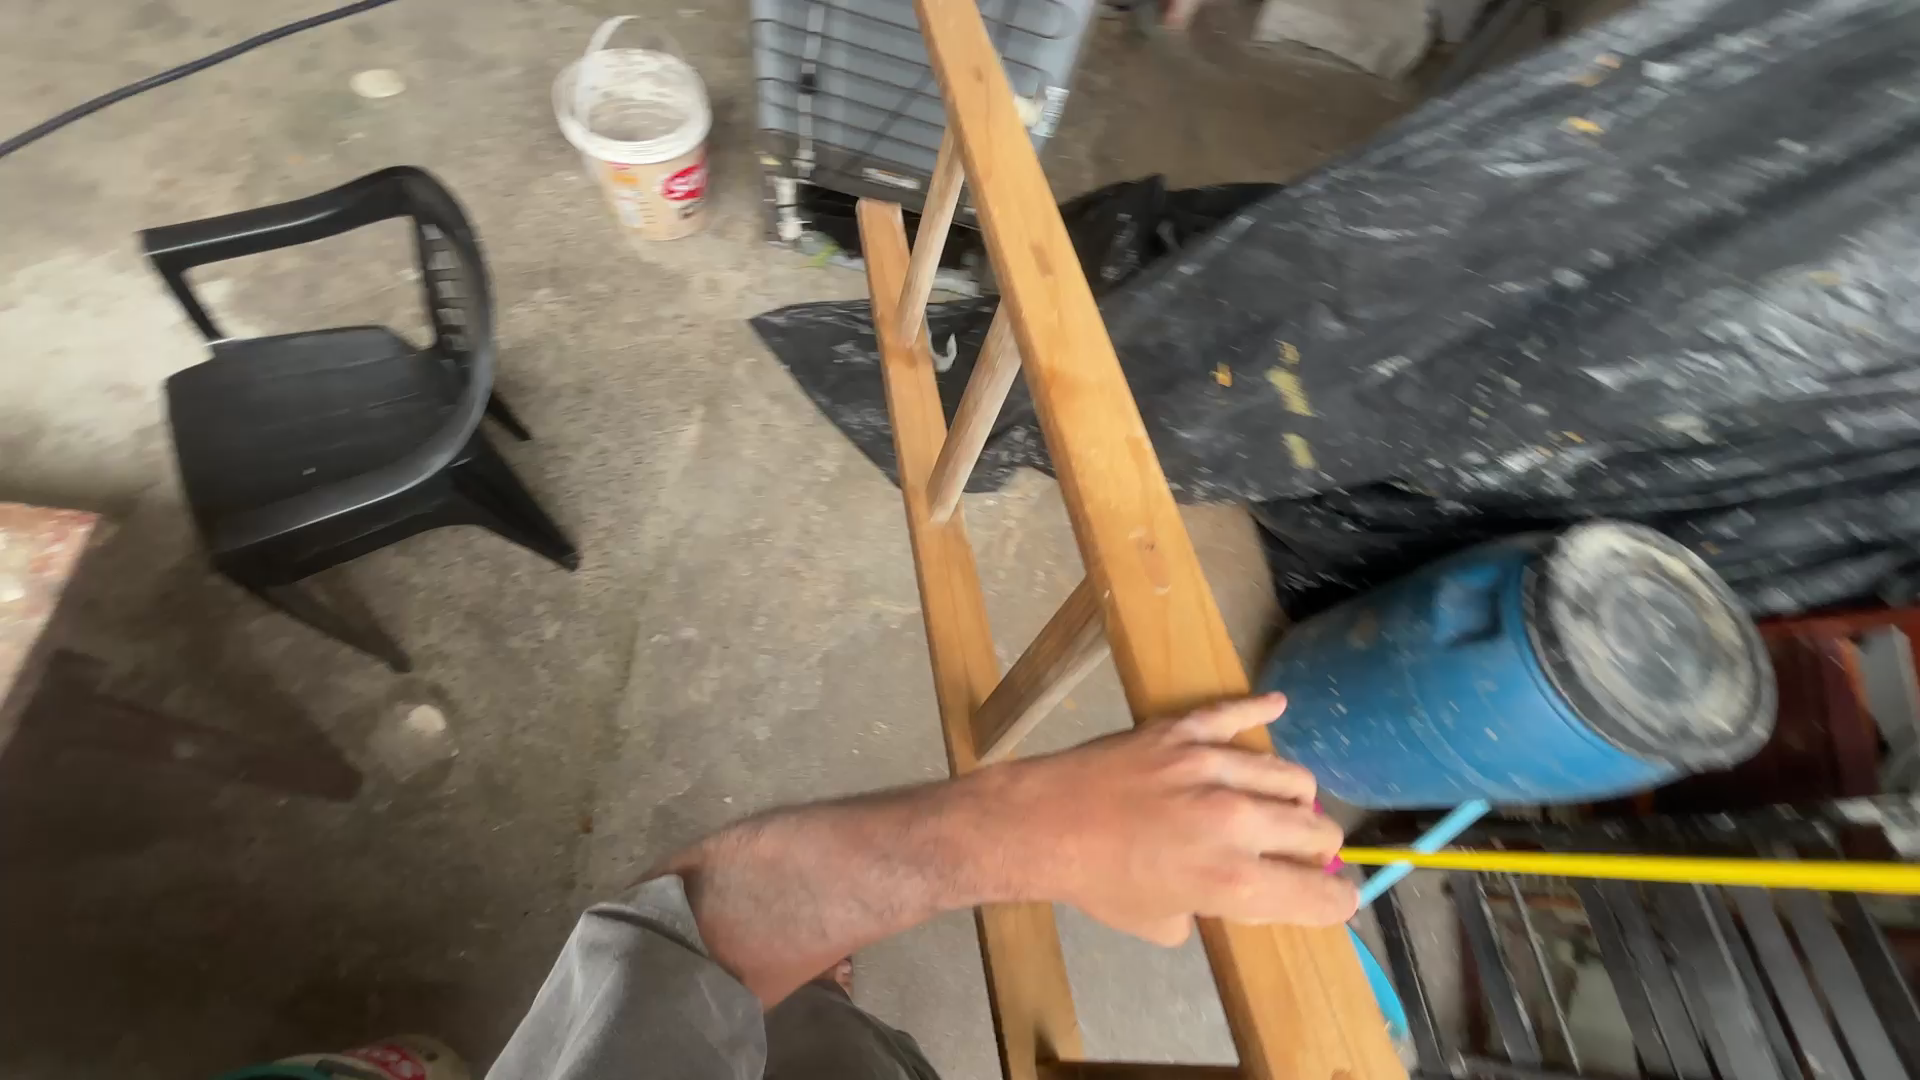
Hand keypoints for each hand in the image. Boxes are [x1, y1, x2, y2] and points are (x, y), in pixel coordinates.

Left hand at [981, 694, 1355, 944]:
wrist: (1044, 823)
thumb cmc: (1098, 881)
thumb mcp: (1163, 922)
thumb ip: (1213, 909)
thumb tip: (1235, 892)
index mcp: (1236, 884)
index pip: (1322, 896)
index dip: (1337, 900)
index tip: (1336, 896)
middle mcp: (1237, 823)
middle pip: (1315, 830)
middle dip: (1318, 848)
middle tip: (1303, 850)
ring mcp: (1209, 767)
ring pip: (1289, 776)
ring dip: (1295, 795)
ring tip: (1286, 801)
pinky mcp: (1180, 731)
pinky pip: (1231, 713)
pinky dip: (1257, 708)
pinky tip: (1276, 704)